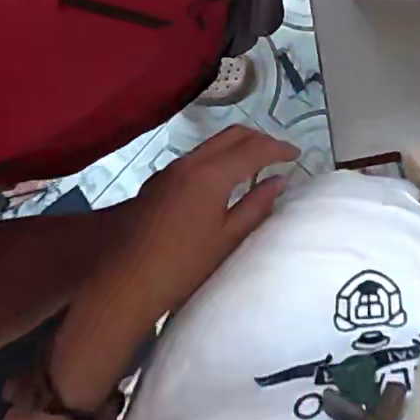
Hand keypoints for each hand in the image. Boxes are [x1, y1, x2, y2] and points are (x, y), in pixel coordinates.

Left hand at [50, 126, 295, 403]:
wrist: (122, 284)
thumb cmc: (181, 267)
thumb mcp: (227, 239)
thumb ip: (256, 205)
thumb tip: (279, 180)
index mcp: (211, 174)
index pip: (254, 148)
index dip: (278, 148)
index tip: (297, 154)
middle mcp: (190, 162)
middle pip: (232, 134)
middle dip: (259, 138)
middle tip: (279, 154)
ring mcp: (171, 169)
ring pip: (212, 143)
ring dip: (237, 146)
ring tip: (256, 164)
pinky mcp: (158, 181)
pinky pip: (196, 157)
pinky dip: (218, 157)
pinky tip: (222, 180)